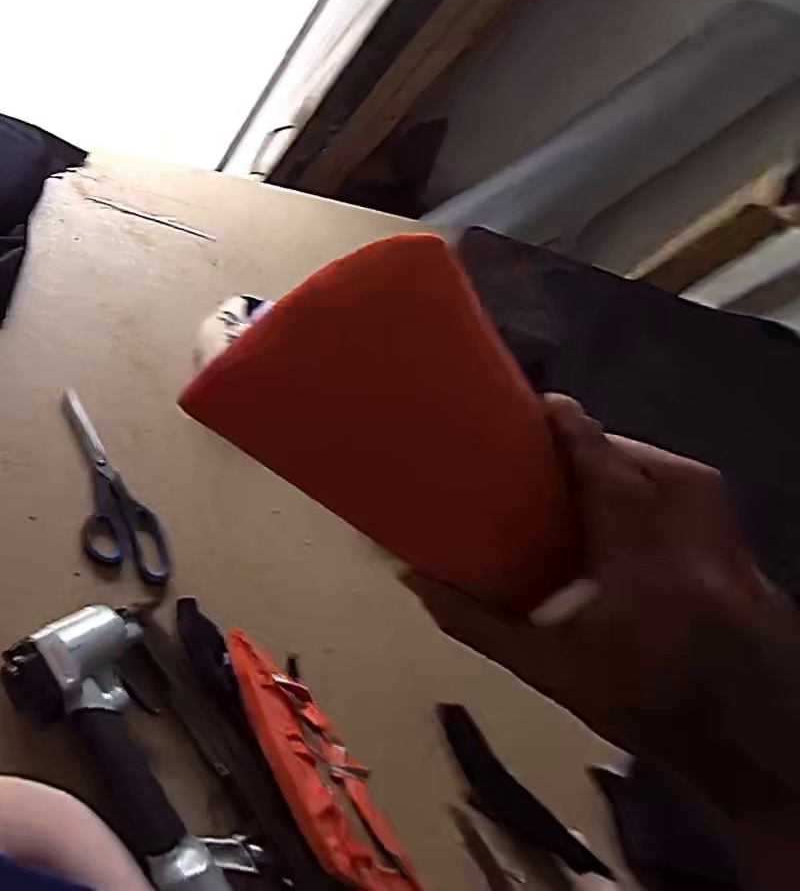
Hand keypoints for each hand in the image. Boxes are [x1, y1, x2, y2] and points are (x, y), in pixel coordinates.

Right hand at [403, 395, 799, 844]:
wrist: (773, 770)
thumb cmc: (648, 715)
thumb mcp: (545, 672)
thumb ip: (474, 622)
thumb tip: (410, 577)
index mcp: (653, 580)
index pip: (623, 490)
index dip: (586, 441)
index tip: (553, 405)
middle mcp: (707, 565)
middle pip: (678, 479)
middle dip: (617, 446)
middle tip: (562, 438)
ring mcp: (742, 573)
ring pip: (703, 494)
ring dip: (644, 467)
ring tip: (588, 468)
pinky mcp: (755, 585)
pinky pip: (706, 518)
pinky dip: (662, 498)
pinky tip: (624, 518)